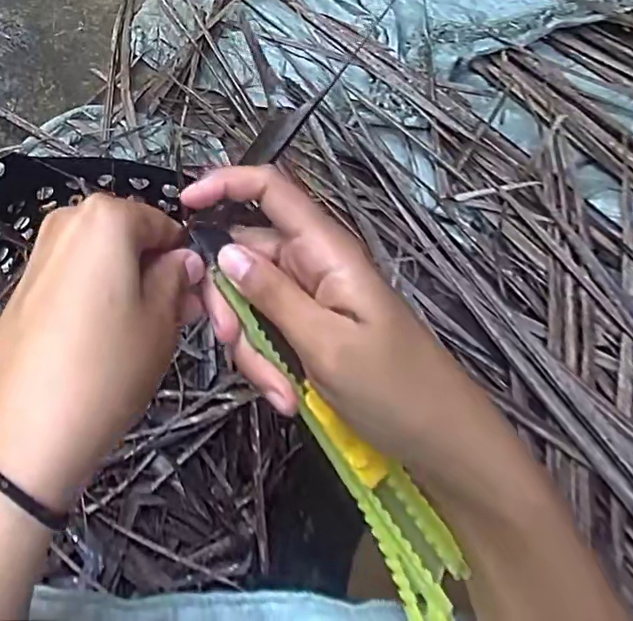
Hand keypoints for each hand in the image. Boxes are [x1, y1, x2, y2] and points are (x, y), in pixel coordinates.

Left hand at [0, 192, 202, 509]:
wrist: (22, 428)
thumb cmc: (95, 374)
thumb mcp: (160, 324)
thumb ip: (176, 280)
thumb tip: (183, 262)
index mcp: (104, 217)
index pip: (163, 222)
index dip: (184, 257)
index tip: (196, 288)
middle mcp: (66, 222)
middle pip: (127, 235)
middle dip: (154, 269)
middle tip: (176, 314)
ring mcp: (41, 252)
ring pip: (100, 257)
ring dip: (125, 284)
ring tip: (141, 334)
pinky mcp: (26, 283)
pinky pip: (73, 275)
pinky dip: (94, 296)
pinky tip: (105, 338)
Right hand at [182, 166, 507, 491]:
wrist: (447, 450)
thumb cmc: (400, 393)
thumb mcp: (328, 345)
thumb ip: (271, 294)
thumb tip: (224, 252)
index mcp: (325, 250)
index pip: (270, 188)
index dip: (223, 183)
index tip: (185, 204)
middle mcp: (310, 263)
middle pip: (242, 252)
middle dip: (227, 298)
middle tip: (232, 340)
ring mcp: (305, 295)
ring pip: (245, 296)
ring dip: (247, 340)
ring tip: (277, 385)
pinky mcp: (303, 326)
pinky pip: (261, 326)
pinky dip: (262, 358)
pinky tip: (284, 392)